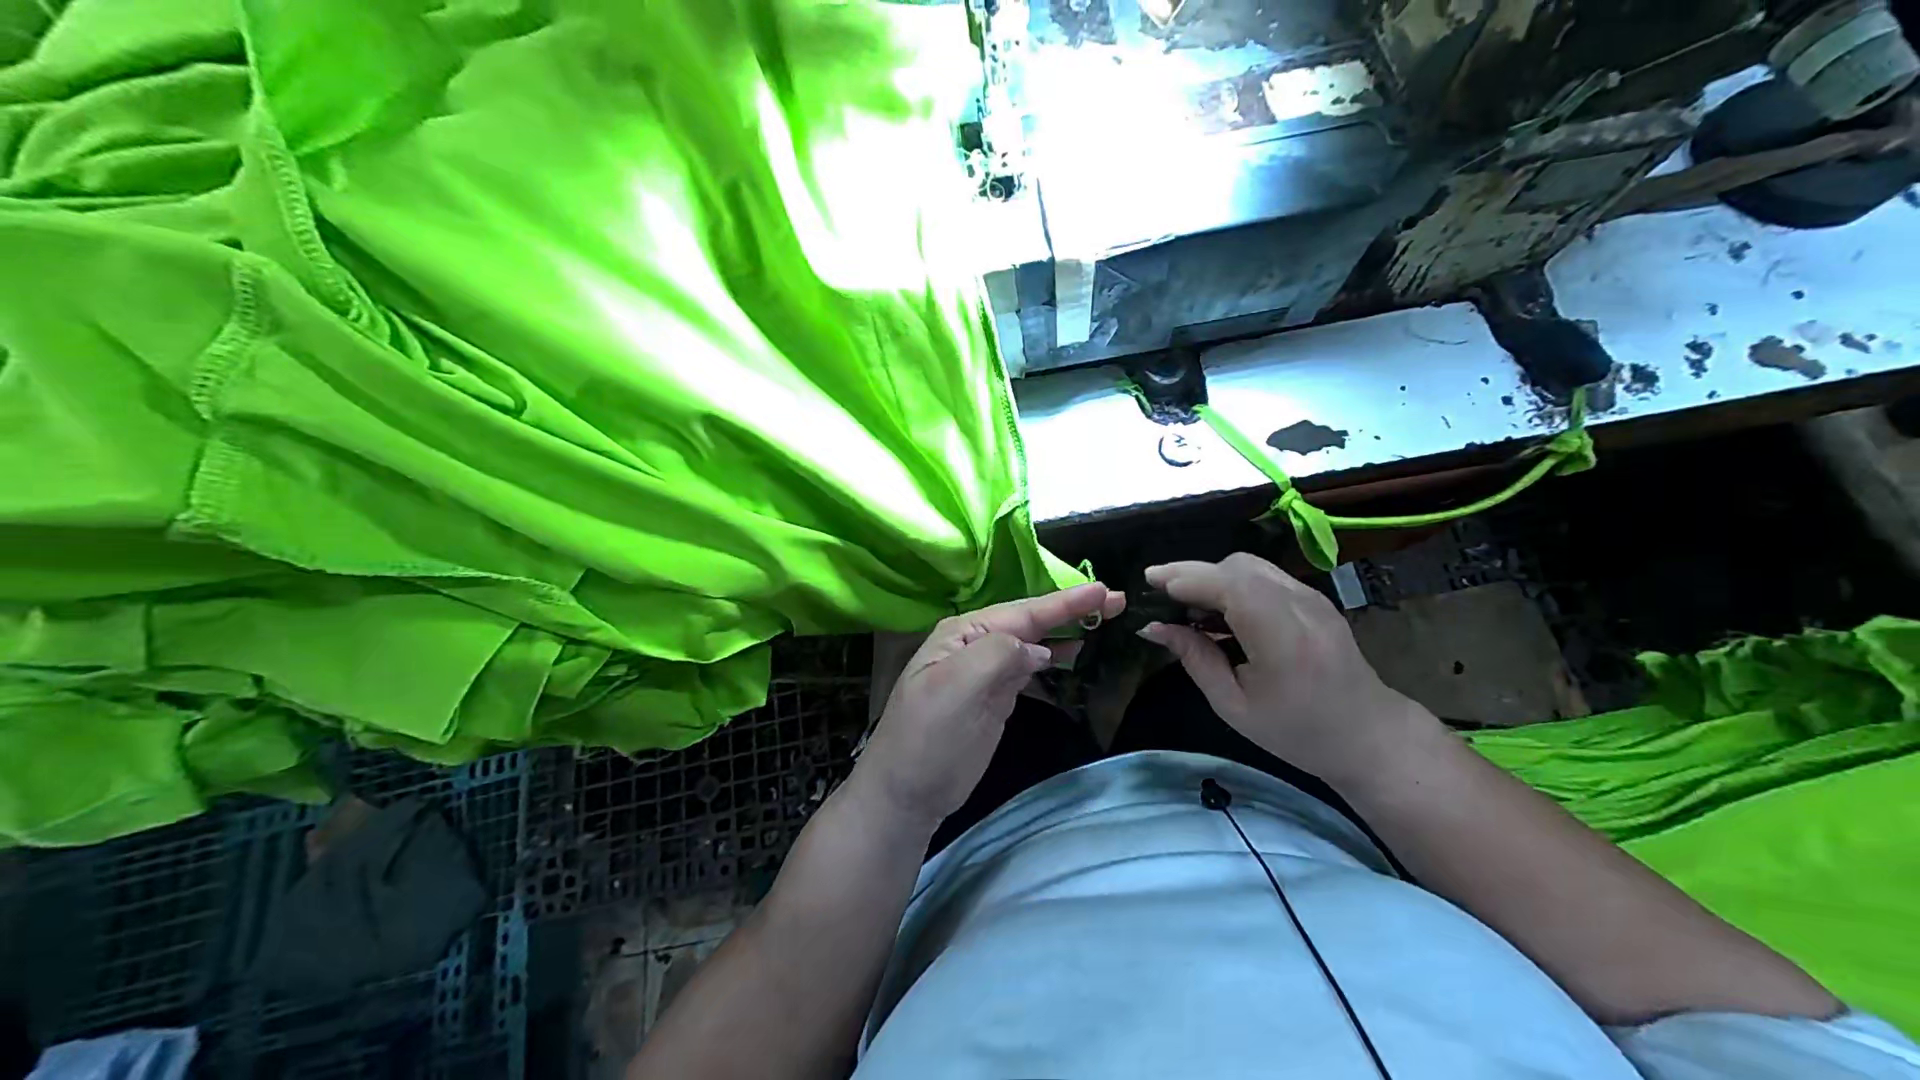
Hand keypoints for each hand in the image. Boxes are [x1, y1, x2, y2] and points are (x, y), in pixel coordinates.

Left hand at [853, 582, 1125, 828]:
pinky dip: (1053, 659)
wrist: (907, 791)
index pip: (1022, 612)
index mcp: (963, 634)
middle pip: (1031, 622)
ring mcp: (986, 672)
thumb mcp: (955, 686)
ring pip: (1033, 643)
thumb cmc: (928, 736)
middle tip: (1117, 600)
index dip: (1064, 601)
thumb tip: (1037, 647)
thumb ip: (997, 654)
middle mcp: (975, 645)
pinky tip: (1071, 656)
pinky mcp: (996, 698)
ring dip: (1066, 631)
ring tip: (1103, 621)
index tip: (1104, 589)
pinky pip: (1030, 669)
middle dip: (1071, 609)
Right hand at [1139, 554, 1439, 785]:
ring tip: (1184, 604)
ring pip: (1249, 566)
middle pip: (1238, 567)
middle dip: (1193, 573)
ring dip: (1212, 576)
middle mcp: (1302, 607)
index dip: (1189, 578)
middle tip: (1158, 592)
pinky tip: (1217, 609)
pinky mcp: (1313, 597)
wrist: (1369, 735)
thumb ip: (1195, 660)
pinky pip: (1263, 575)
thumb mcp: (1234, 707)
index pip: (1233, 588)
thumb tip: (1154, 627)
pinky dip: (1232, 582)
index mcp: (1285, 641)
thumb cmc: (1297, 732)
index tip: (1151, 582)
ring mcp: (1312, 598)